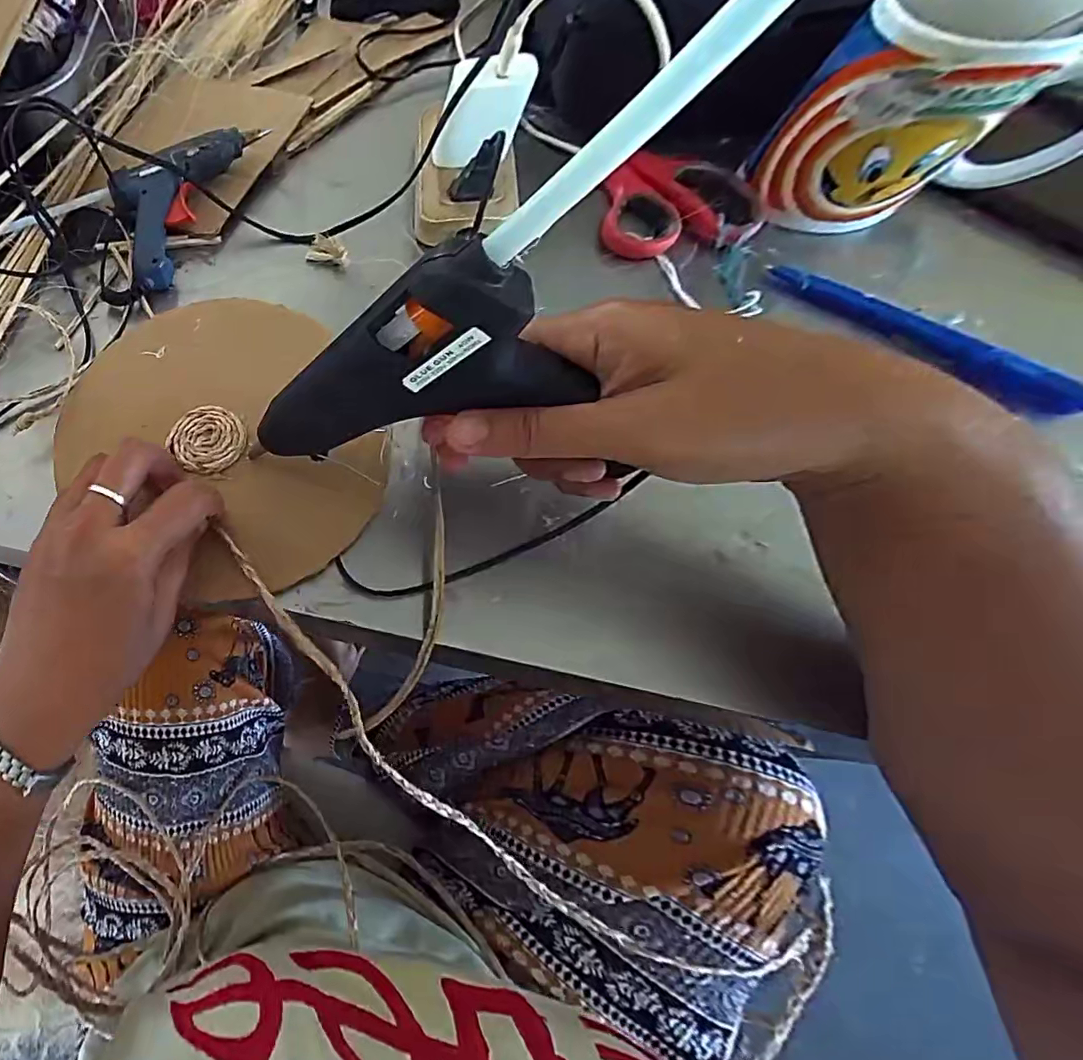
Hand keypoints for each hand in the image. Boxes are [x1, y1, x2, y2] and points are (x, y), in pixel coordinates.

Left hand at [0, 438, 223, 770]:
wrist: (39, 687)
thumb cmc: (108, 666)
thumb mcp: (159, 617)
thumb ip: (178, 560)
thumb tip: (194, 524)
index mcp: (129, 557)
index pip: (183, 499)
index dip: (209, 499)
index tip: (213, 511)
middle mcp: (90, 528)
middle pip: (131, 455)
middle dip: (164, 462)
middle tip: (174, 491)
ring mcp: (59, 526)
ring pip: (97, 464)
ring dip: (127, 472)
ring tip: (141, 505)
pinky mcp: (40, 534)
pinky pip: (73, 491)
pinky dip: (98, 492)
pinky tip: (109, 523)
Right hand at [422, 301, 1013, 497]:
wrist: (863, 425)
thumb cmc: (743, 414)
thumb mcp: (626, 429)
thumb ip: (532, 430)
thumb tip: (447, 429)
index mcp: (593, 330)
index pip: (497, 358)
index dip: (464, 403)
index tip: (447, 449)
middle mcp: (602, 340)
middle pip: (522, 395)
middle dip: (528, 442)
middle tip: (559, 474)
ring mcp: (626, 367)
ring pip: (553, 418)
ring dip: (562, 456)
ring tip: (602, 479)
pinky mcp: (646, 390)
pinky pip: (588, 424)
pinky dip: (590, 454)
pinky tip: (616, 476)